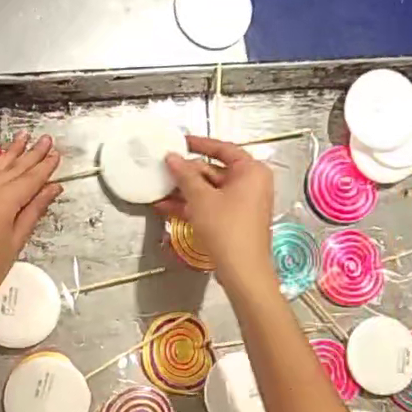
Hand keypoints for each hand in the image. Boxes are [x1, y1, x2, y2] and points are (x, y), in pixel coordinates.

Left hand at [0, 133, 61, 295]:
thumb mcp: (16, 242)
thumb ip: (33, 211)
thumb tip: (50, 191)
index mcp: (1, 205)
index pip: (29, 180)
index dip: (44, 167)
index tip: (55, 155)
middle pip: (13, 170)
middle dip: (31, 154)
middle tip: (46, 140)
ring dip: (10, 152)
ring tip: (23, 138)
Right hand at [157, 136, 275, 291]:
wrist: (242, 269)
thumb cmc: (226, 228)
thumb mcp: (201, 199)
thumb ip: (185, 176)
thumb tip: (172, 158)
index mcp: (251, 170)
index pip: (223, 149)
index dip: (200, 144)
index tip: (180, 142)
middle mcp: (251, 183)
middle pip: (215, 171)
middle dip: (187, 174)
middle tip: (164, 171)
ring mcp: (244, 203)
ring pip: (210, 191)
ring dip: (185, 192)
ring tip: (160, 191)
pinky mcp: (235, 220)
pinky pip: (212, 206)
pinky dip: (193, 206)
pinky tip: (168, 208)